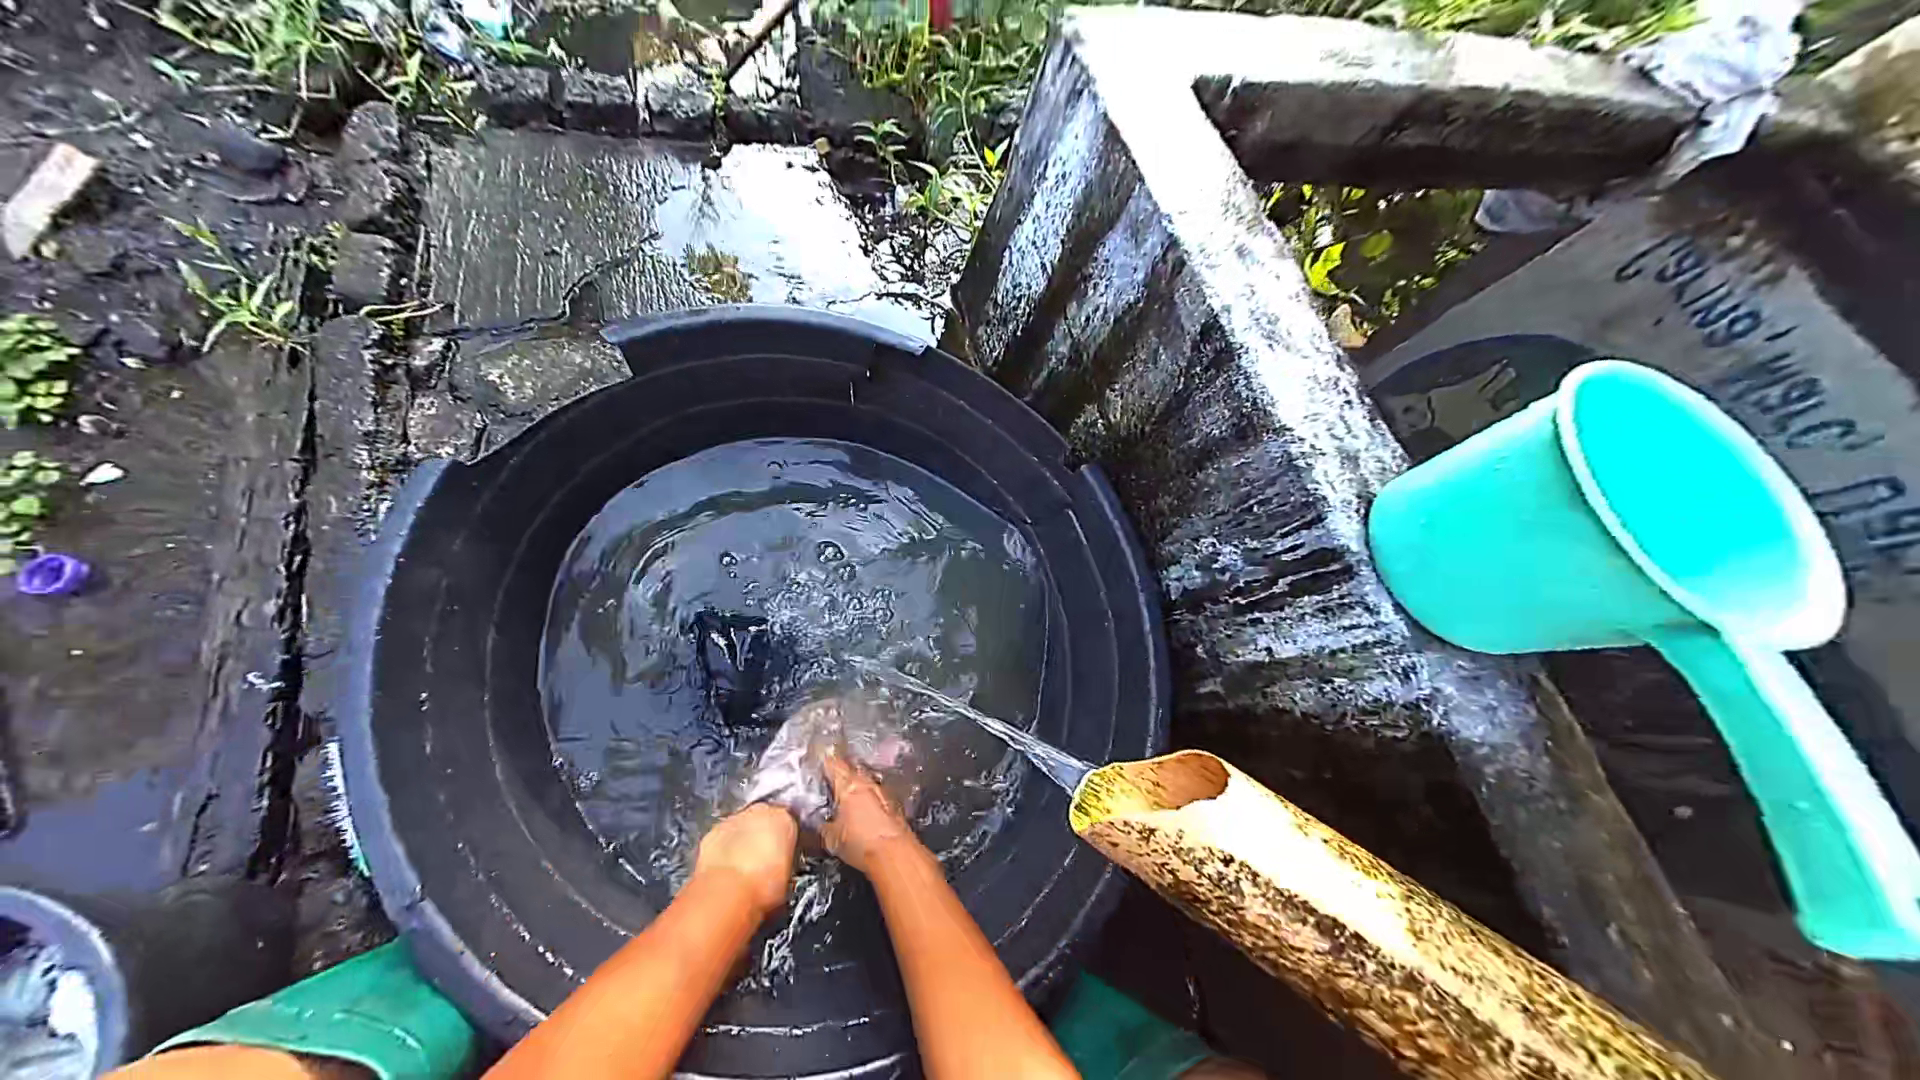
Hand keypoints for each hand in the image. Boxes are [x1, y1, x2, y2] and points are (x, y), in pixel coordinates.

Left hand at [694, 803, 797, 917]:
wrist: (727, 893)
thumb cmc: (762, 886)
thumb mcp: (787, 875)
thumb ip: (784, 858)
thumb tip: (779, 866)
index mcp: (784, 819)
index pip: (788, 824)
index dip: (784, 842)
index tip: (782, 858)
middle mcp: (760, 812)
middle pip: (764, 820)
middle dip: (763, 836)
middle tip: (763, 862)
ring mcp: (733, 820)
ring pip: (741, 827)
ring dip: (742, 841)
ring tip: (742, 869)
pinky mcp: (712, 833)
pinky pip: (722, 838)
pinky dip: (723, 849)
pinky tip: (725, 870)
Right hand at [820, 753, 920, 874]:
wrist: (894, 854)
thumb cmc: (862, 844)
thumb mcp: (830, 838)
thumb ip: (822, 825)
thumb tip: (820, 824)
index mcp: (848, 786)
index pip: (834, 764)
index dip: (825, 762)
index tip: (819, 760)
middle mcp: (867, 784)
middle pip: (851, 771)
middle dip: (841, 776)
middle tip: (830, 783)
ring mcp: (883, 793)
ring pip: (865, 783)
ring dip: (857, 788)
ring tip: (846, 800)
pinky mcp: (894, 805)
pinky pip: (877, 796)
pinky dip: (869, 801)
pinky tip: (864, 814)